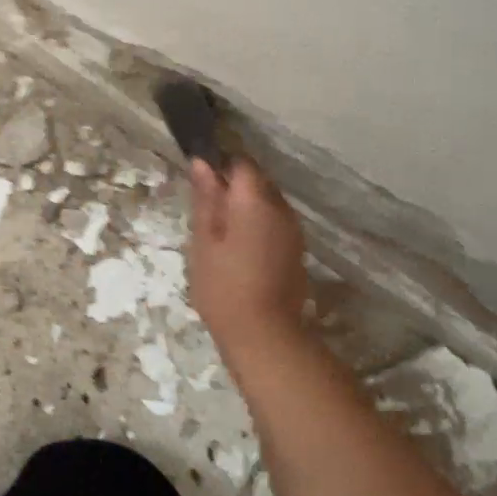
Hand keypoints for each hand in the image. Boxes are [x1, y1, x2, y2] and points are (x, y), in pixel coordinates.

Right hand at [187, 157, 308, 349]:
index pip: (241, 163)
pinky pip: (275, 223)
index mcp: (254, 201)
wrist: (262, 332)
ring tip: (219, 231)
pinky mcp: (296, 249)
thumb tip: (203, 163)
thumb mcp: (203, 240)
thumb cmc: (221, 285)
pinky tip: (238, 247)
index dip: (220, 164)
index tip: (199, 179)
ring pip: (267, 202)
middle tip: (204, 209)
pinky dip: (257, 224)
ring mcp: (293, 230)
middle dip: (233, 186)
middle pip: (257, 181)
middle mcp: (281, 208)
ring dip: (245, 207)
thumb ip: (206, 200)